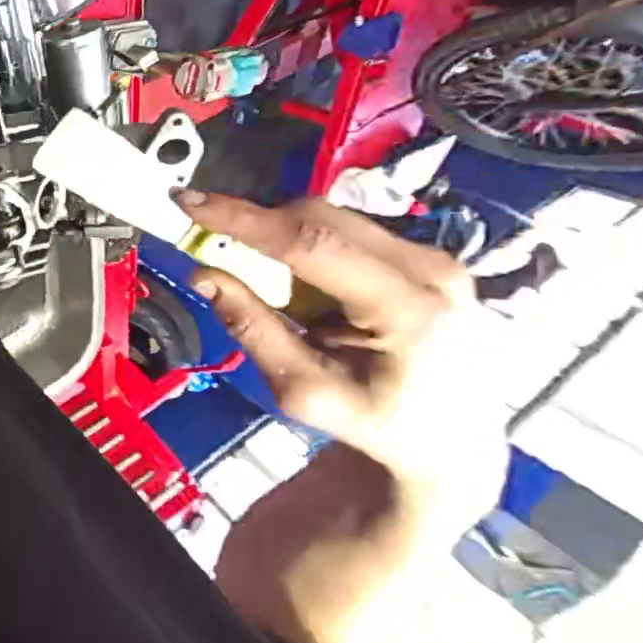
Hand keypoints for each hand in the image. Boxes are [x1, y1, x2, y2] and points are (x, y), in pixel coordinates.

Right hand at [175, 191, 503, 496]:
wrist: (453, 441)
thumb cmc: (377, 425)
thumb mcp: (305, 393)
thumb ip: (254, 330)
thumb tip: (203, 276)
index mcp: (407, 309)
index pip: (312, 244)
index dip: (244, 218)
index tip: (190, 202)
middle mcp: (431, 270)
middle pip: (321, 219)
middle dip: (258, 224)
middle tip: (212, 240)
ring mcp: (436, 258)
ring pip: (334, 217)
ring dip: (283, 235)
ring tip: (270, 281)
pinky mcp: (428, 256)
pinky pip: (349, 228)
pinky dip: (309, 244)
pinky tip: (307, 285)